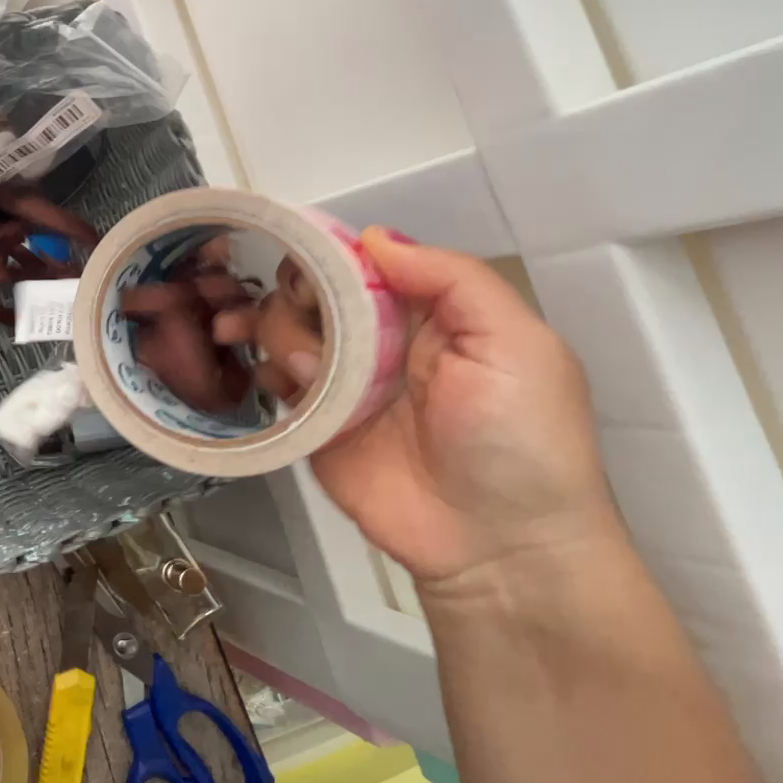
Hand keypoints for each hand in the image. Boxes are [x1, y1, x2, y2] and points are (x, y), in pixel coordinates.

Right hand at [278, 229, 622, 589]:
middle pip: (309, 290)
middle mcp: (375, 338)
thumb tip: (374, 237)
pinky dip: (262, 372)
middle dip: (290, 293)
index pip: (361, 262)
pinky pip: (268, 379)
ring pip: (280, 329)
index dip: (326, 252)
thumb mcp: (518, 348)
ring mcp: (338, 379)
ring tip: (299, 371)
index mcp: (426, 314)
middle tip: (297, 316)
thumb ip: (453, 282)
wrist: (494, 545)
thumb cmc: (520, 442)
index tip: (299, 256)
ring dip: (275, 334)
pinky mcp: (309, 418)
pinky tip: (277, 385)